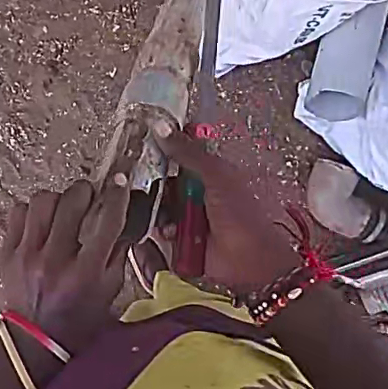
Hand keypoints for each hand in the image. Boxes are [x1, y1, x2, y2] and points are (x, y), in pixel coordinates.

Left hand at [0, 179, 130, 354]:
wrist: (34, 344)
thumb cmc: (79, 319)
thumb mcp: (110, 291)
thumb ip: (117, 253)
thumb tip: (122, 219)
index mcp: (85, 273)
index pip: (107, 220)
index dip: (116, 196)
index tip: (120, 183)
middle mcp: (55, 260)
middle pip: (72, 202)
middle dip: (85, 192)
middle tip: (89, 196)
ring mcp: (26, 255)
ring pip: (42, 201)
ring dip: (58, 199)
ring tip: (64, 209)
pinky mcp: (7, 253)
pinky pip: (18, 213)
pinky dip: (32, 212)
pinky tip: (42, 222)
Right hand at [150, 119, 299, 294]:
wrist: (249, 261)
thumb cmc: (241, 215)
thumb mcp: (215, 177)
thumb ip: (189, 153)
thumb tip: (161, 127)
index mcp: (210, 169)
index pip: (182, 149)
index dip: (164, 143)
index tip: (142, 136)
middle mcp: (197, 188)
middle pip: (165, 175)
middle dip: (153, 175)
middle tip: (138, 174)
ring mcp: (189, 212)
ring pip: (160, 200)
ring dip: (157, 205)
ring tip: (159, 208)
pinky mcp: (181, 235)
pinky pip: (161, 224)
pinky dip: (163, 226)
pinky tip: (171, 231)